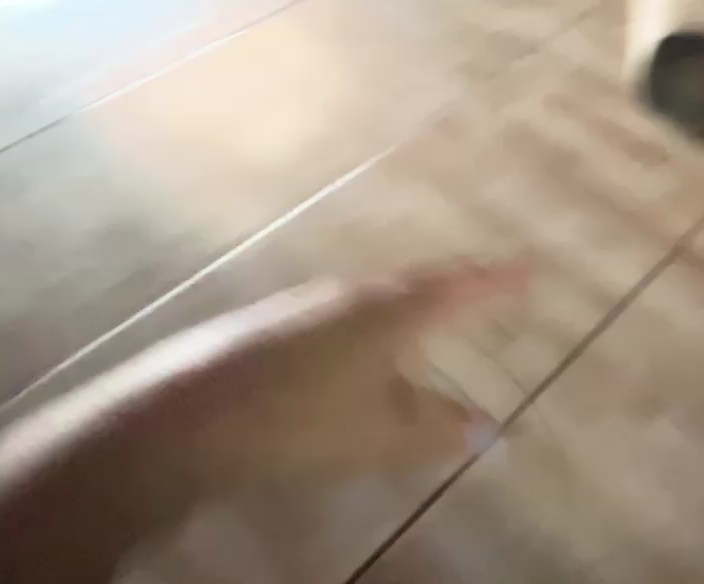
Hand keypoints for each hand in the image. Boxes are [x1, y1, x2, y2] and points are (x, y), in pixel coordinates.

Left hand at [48, 263, 529, 494]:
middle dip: (458, 283)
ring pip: (379, 293)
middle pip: (423, 280)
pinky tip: (355, 340)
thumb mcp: (379, 434)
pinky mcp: (269, 322)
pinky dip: (369, 316)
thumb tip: (490, 430)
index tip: (532, 267)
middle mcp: (359, 293)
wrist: (171, 422)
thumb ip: (437, 429)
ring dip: (411, 298)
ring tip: (429, 307)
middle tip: (485, 284)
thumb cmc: (298, 420)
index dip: (501, 280)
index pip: (465, 286)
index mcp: (398, 310)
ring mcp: (309, 303)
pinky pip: (344, 308)